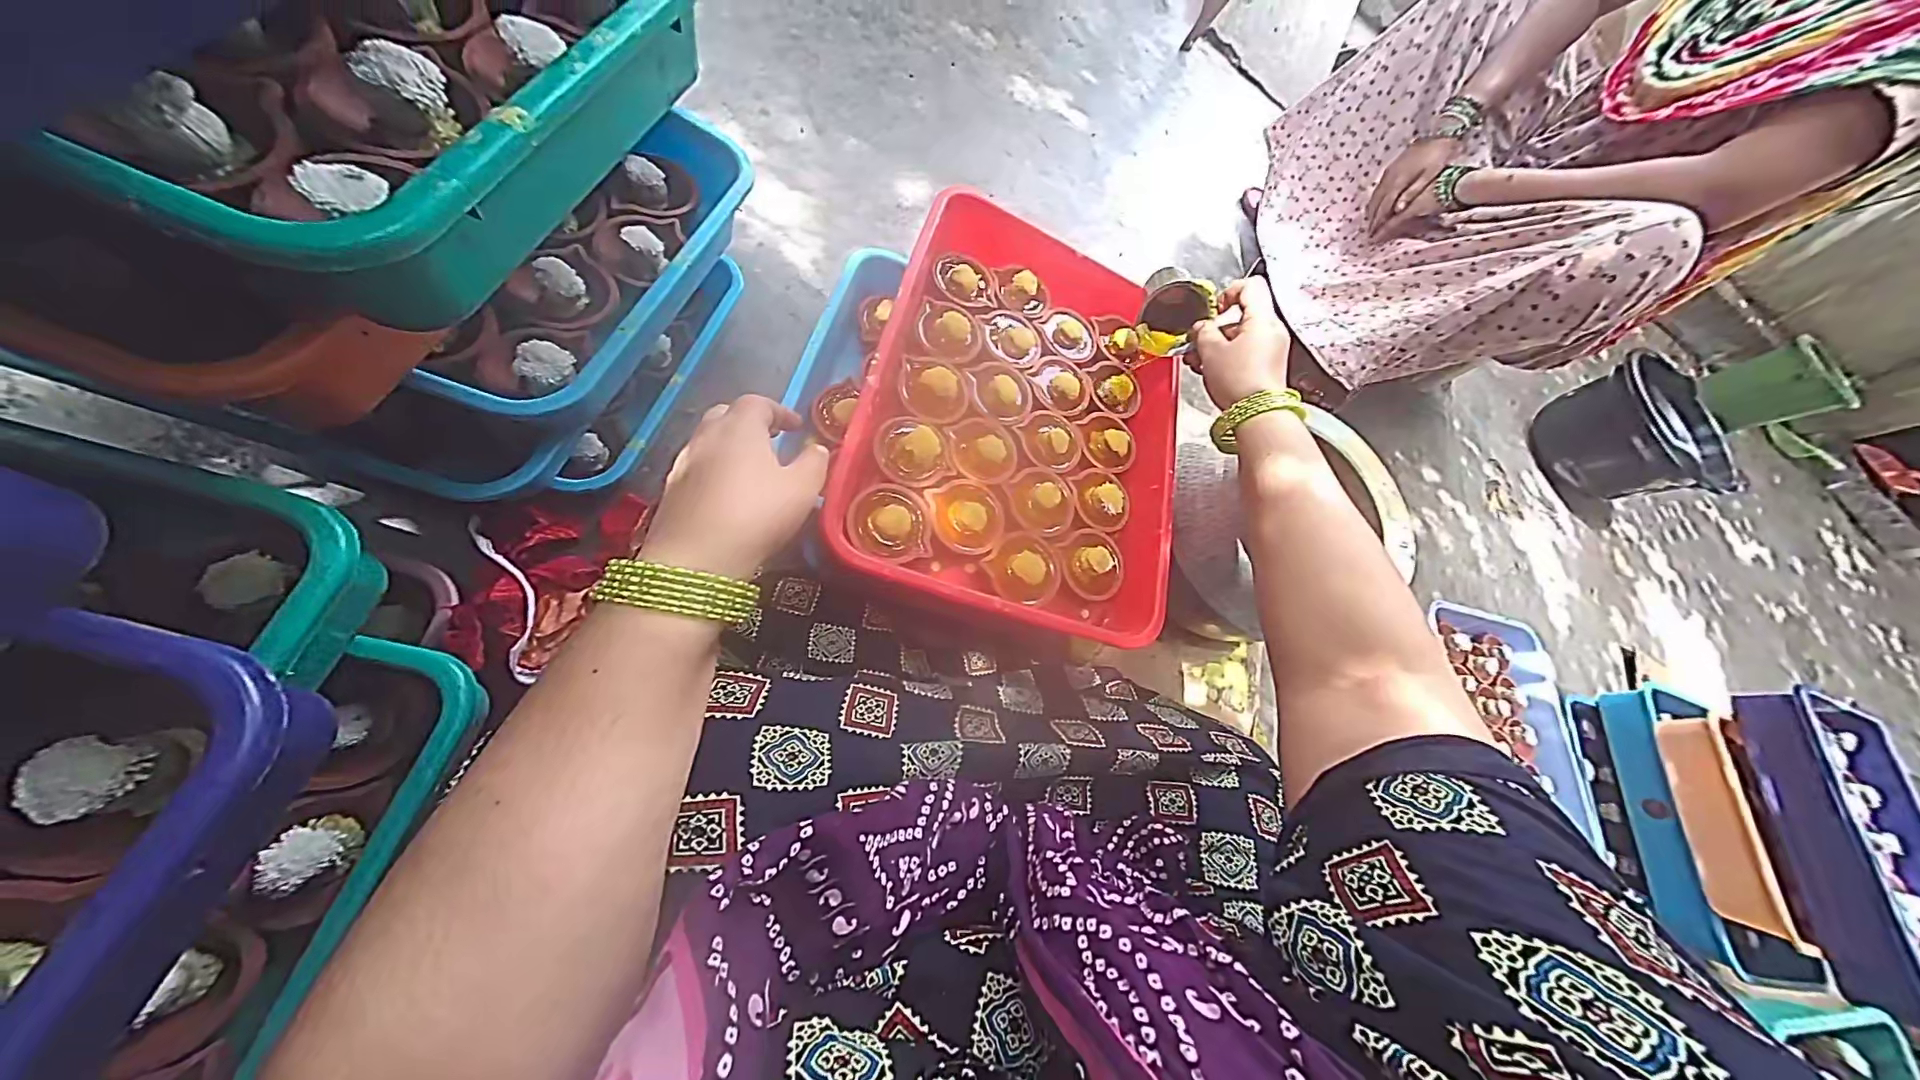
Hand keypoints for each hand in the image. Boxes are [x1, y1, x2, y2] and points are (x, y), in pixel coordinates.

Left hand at [639, 395, 828, 580]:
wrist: (695, 560)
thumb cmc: (756, 515)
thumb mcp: (802, 489)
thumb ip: (814, 463)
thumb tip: (815, 447)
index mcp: (740, 427)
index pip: (758, 403)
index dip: (780, 411)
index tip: (796, 427)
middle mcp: (707, 436)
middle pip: (727, 415)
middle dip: (750, 423)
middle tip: (772, 441)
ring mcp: (683, 463)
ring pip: (709, 442)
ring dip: (731, 448)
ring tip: (752, 470)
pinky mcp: (671, 491)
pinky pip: (697, 468)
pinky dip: (715, 471)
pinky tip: (728, 495)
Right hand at [1187, 276, 1291, 411]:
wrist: (1256, 415)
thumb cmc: (1239, 382)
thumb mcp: (1211, 351)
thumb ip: (1203, 331)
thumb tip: (1202, 328)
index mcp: (1262, 319)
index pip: (1250, 286)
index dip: (1228, 292)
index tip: (1214, 309)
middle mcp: (1273, 331)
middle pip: (1244, 314)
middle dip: (1218, 326)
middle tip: (1201, 341)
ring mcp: (1273, 349)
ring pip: (1243, 335)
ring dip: (1220, 344)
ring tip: (1202, 360)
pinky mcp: (1268, 366)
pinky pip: (1247, 351)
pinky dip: (1229, 356)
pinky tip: (1213, 369)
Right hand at [1365, 137, 1460, 236]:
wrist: (1440, 132)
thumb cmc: (1439, 154)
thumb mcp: (1430, 174)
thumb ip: (1413, 192)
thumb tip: (1398, 210)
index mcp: (1399, 181)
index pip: (1385, 207)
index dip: (1379, 222)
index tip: (1374, 234)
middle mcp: (1390, 178)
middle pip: (1377, 203)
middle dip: (1372, 219)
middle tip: (1369, 233)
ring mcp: (1389, 173)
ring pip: (1375, 196)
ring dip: (1371, 210)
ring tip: (1369, 222)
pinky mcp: (1391, 168)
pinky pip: (1378, 188)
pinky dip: (1374, 200)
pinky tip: (1375, 204)